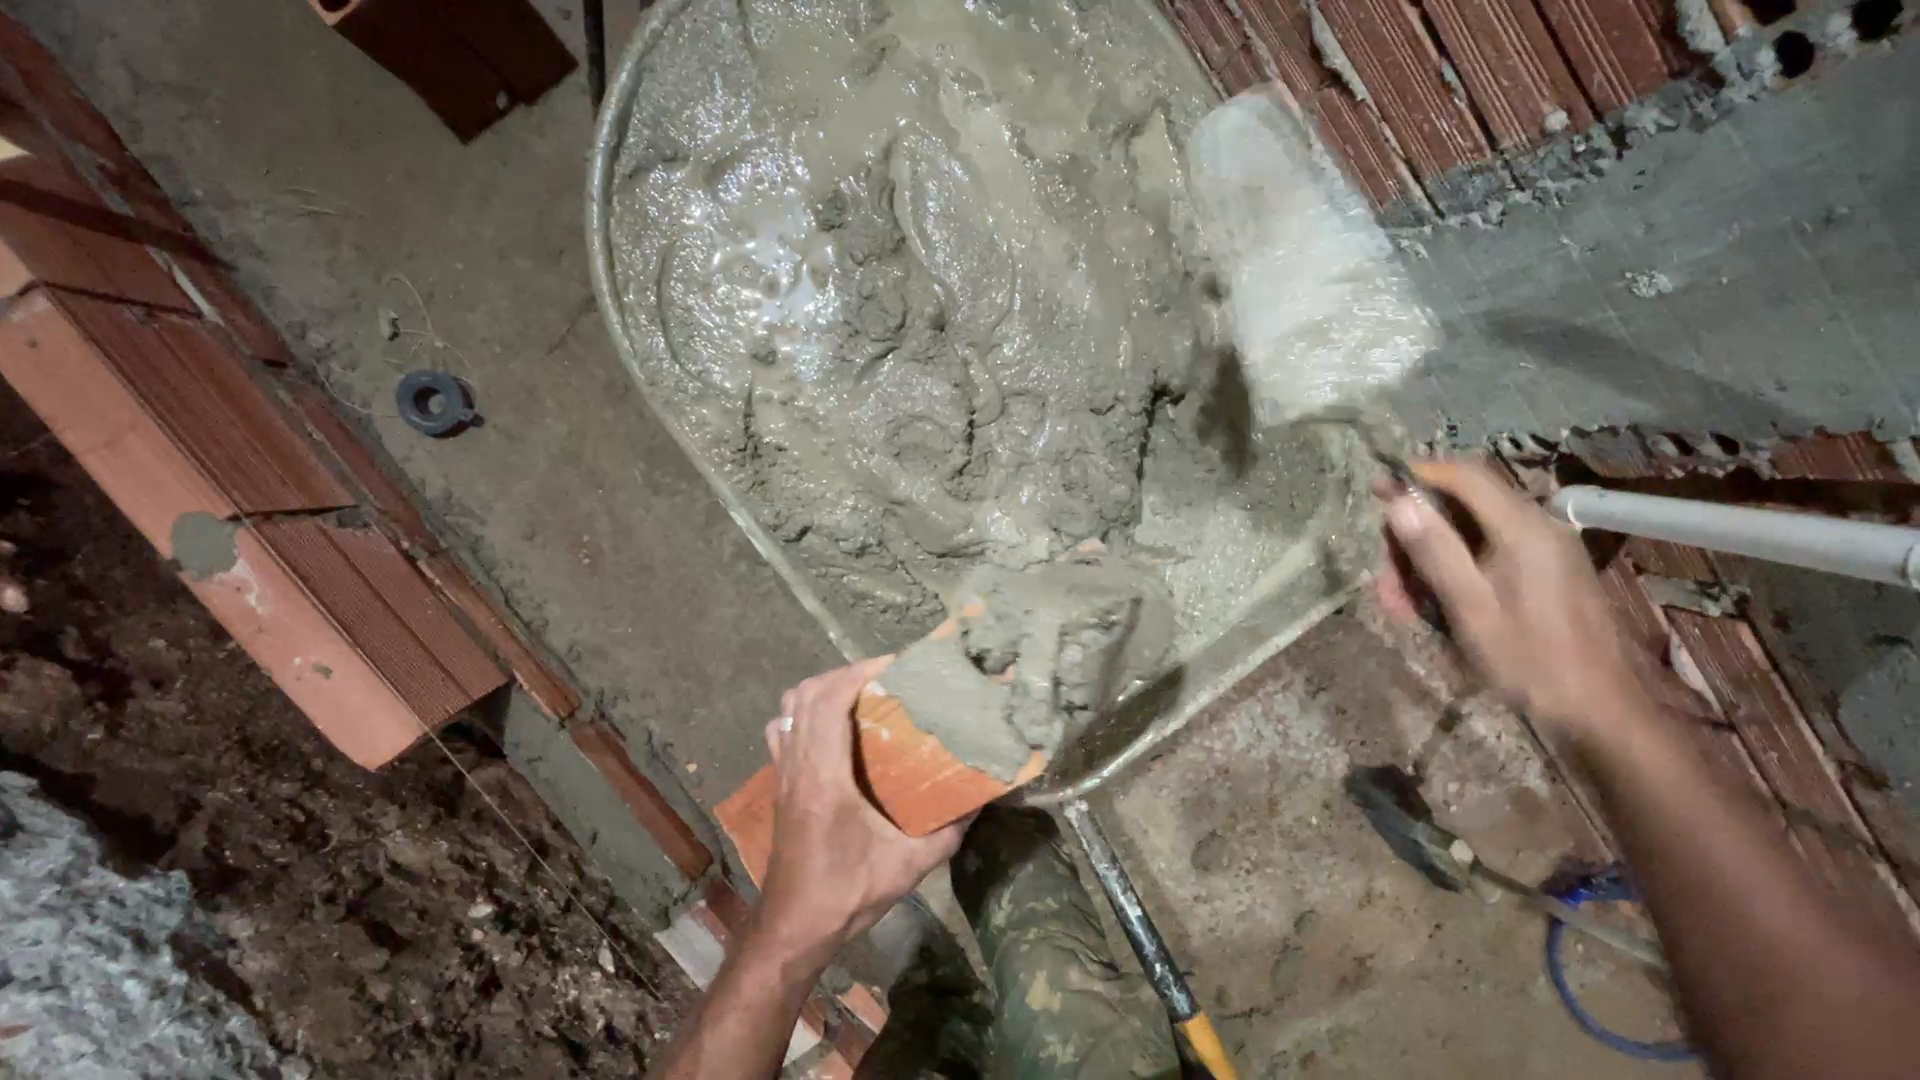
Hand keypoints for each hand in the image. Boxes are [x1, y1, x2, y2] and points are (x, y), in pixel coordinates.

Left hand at [754, 659, 968, 966]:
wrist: (794, 927)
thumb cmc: (848, 893)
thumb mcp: (908, 866)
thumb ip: (948, 832)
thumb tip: (979, 799)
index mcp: (825, 779)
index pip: (828, 704)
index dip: (856, 673)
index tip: (892, 665)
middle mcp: (798, 767)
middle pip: (806, 695)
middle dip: (844, 674)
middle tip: (883, 678)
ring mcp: (783, 775)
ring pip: (789, 709)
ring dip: (822, 690)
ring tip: (860, 693)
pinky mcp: (780, 786)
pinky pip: (782, 732)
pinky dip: (803, 714)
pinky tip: (831, 725)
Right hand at [1377, 461, 1651, 742]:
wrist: (1600, 711)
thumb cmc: (1531, 661)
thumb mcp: (1471, 608)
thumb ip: (1435, 552)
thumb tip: (1398, 503)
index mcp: (1523, 530)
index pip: (1465, 476)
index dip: (1418, 476)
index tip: (1377, 489)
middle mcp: (1537, 529)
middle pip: (1461, 509)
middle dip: (1414, 538)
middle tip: (1384, 581)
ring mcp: (1543, 552)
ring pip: (1468, 537)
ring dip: (1426, 564)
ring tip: (1401, 609)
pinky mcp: (1543, 574)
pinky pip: (1485, 557)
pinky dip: (1452, 576)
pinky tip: (1431, 610)